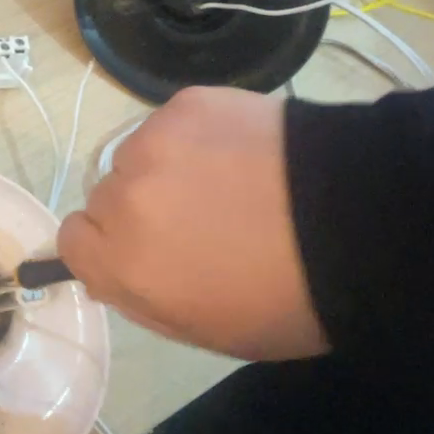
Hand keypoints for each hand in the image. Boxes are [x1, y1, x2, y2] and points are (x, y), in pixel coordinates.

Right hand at [58, 86, 326, 360]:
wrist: (360, 219)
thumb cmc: (289, 296)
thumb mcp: (208, 330)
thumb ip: (140, 298)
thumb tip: (106, 270)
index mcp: (121, 260)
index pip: (72, 239)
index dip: (105, 247)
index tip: (144, 251)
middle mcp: (120, 195)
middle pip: (103, 197)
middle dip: (139, 208)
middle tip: (198, 218)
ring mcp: (150, 142)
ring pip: (136, 157)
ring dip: (166, 170)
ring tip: (230, 182)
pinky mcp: (183, 104)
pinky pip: (170, 124)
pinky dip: (194, 138)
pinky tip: (242, 152)